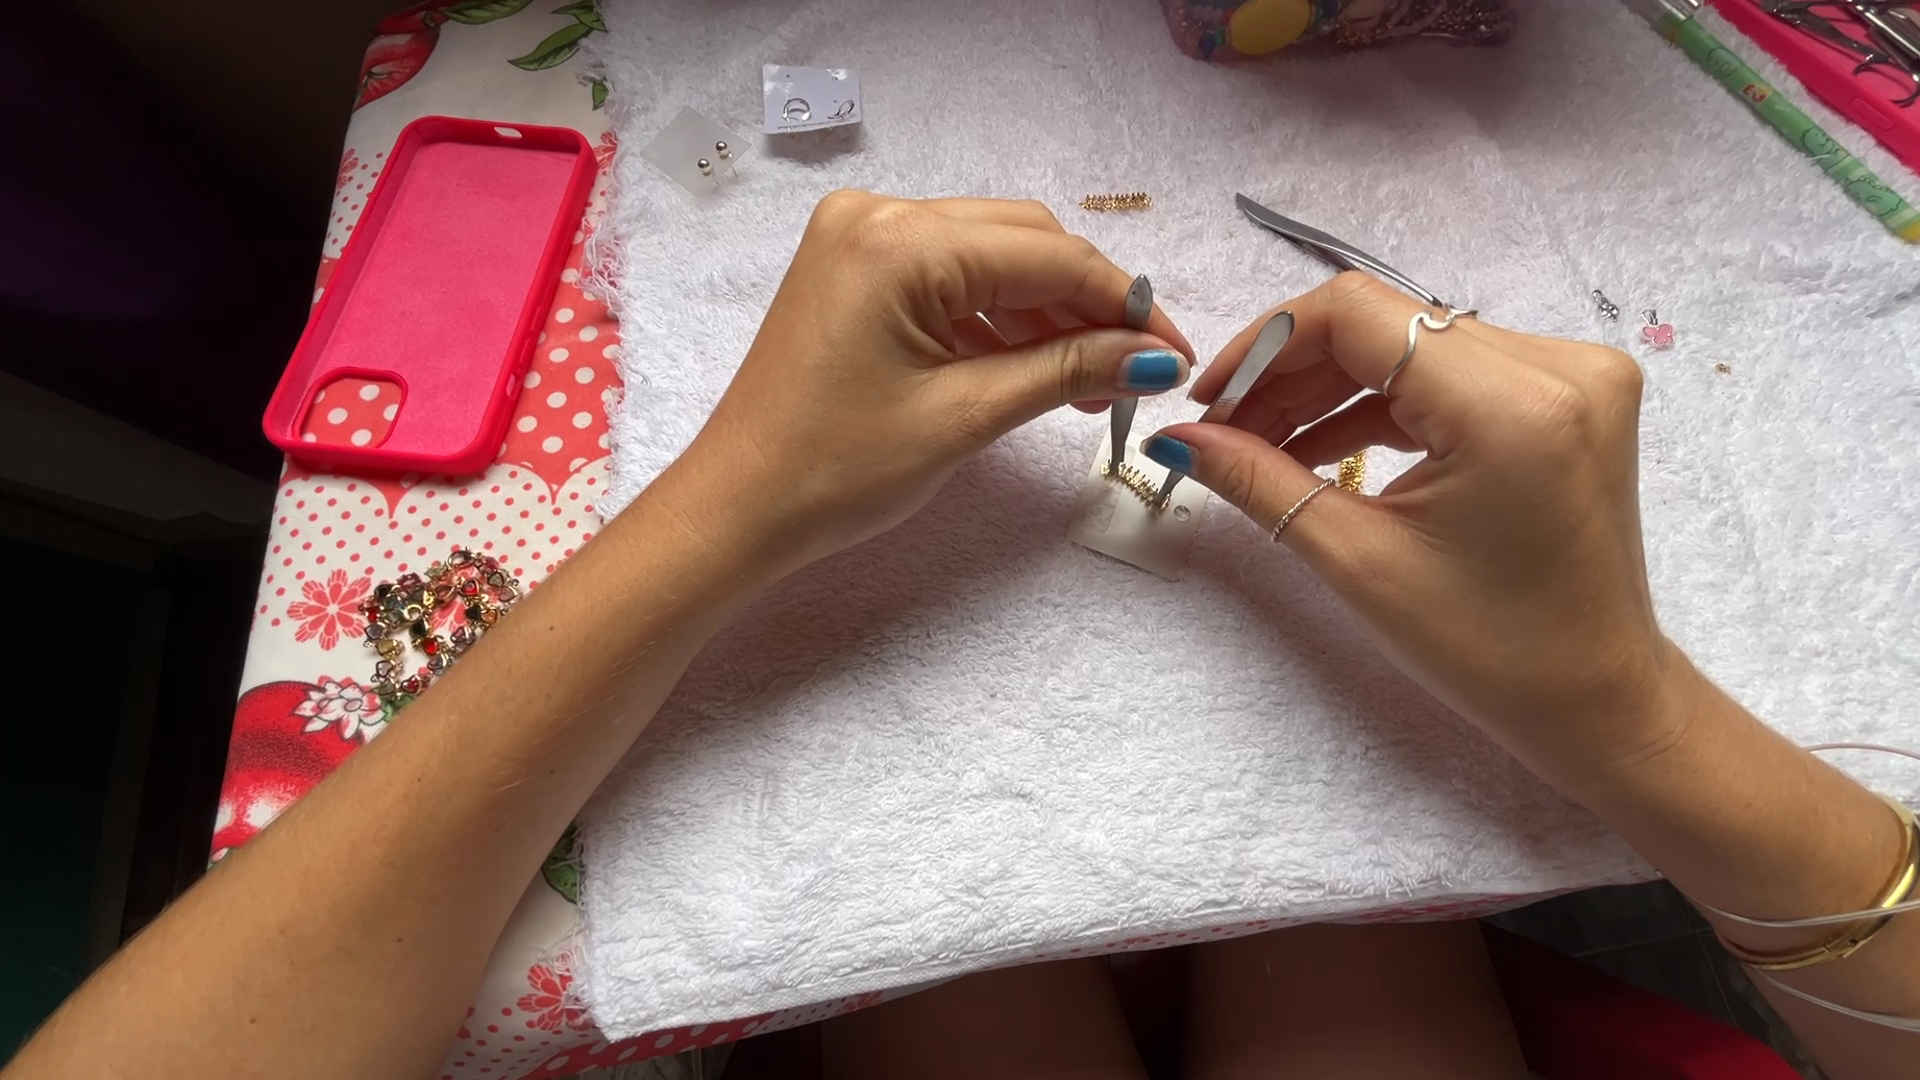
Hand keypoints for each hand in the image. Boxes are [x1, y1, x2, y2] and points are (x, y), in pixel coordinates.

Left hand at [662, 191, 1193, 576]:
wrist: (740, 508)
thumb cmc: (839, 471)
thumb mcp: (963, 416)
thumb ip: (1064, 369)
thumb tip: (1154, 357)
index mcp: (899, 240)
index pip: (1046, 255)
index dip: (1122, 304)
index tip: (1172, 353)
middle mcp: (878, 215)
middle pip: (1020, 244)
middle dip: (1085, 305)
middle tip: (1131, 372)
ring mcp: (860, 240)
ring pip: (987, 261)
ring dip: (1043, 314)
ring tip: (1088, 382)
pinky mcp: (854, 273)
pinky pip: (946, 281)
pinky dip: (994, 319)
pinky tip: (1030, 363)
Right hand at [1142, 272, 1678, 784]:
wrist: (1593, 697)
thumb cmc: (1481, 646)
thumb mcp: (1351, 557)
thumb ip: (1255, 480)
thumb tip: (1172, 438)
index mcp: (1511, 405)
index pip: (1357, 313)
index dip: (1263, 343)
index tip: (1209, 400)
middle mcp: (1554, 364)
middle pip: (1377, 325)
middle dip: (1283, 373)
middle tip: (1222, 431)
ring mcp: (1565, 374)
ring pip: (1400, 347)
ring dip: (1318, 390)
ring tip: (1257, 446)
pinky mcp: (1555, 396)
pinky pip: (1434, 375)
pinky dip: (1364, 406)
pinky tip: (1312, 448)